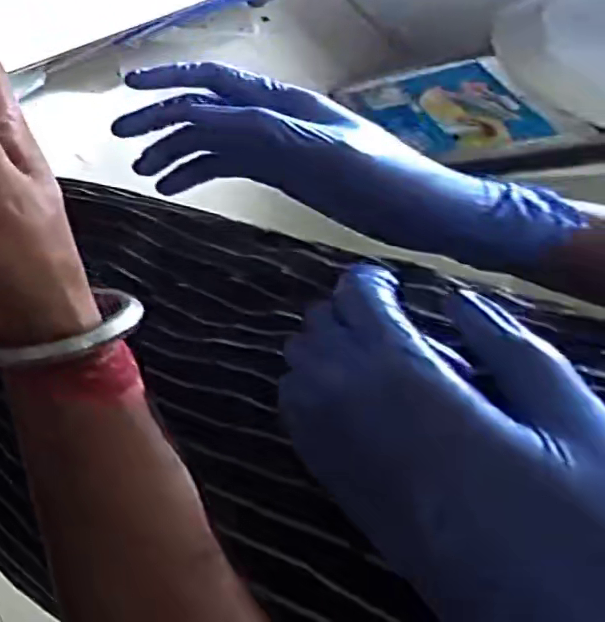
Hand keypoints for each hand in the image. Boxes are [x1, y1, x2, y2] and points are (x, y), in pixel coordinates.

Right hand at [112, 62, 586, 272]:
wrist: (434, 218)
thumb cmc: (385, 177)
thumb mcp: (318, 148)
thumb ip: (254, 126)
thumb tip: (190, 114)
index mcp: (278, 103)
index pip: (210, 79)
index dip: (167, 77)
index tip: (128, 85)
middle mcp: (265, 117)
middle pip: (196, 110)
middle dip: (154, 120)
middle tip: (119, 135)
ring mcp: (266, 143)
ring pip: (200, 139)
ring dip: (166, 151)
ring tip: (142, 171)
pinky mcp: (270, 168)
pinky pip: (215, 164)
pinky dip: (188, 172)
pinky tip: (169, 187)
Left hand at [280, 265, 604, 621]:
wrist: (538, 615)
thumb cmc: (579, 524)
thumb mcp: (580, 430)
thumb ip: (516, 353)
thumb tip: (459, 299)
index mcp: (396, 367)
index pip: (355, 296)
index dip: (371, 281)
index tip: (392, 281)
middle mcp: (336, 383)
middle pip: (320, 320)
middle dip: (354, 313)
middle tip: (411, 334)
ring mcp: (315, 420)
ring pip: (300, 353)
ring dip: (334, 346)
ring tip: (396, 369)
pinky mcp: (311, 455)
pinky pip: (292, 392)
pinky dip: (317, 379)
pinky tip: (368, 402)